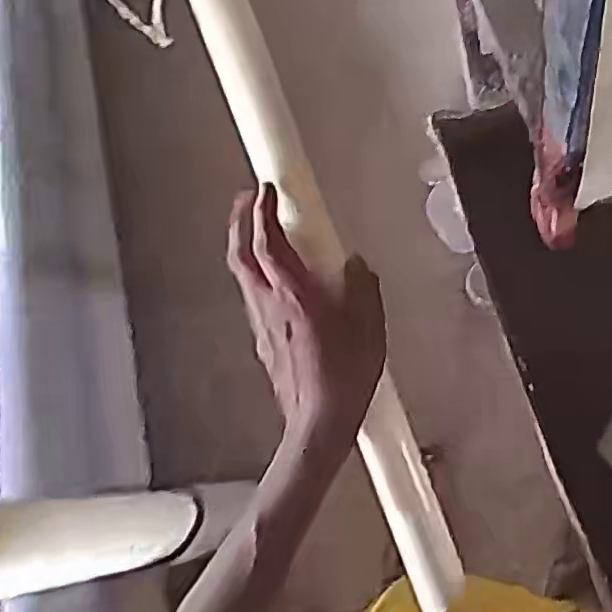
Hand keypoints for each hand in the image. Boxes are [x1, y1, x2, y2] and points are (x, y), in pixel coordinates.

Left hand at [226, 184, 386, 450]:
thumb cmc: (347, 371)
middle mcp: (270, 307)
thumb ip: (362, 284)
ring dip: (246, 246)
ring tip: (261, 227)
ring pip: (243, 276)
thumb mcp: (370, 321)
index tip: (267, 189)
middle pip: (242, 257)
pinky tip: (276, 272)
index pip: (269, 246)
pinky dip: (257, 271)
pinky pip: (253, 295)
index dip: (264, 214)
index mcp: (296, 296)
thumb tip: (354, 262)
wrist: (319, 422)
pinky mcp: (264, 340)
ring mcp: (262, 324)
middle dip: (241, 222)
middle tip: (250, 198)